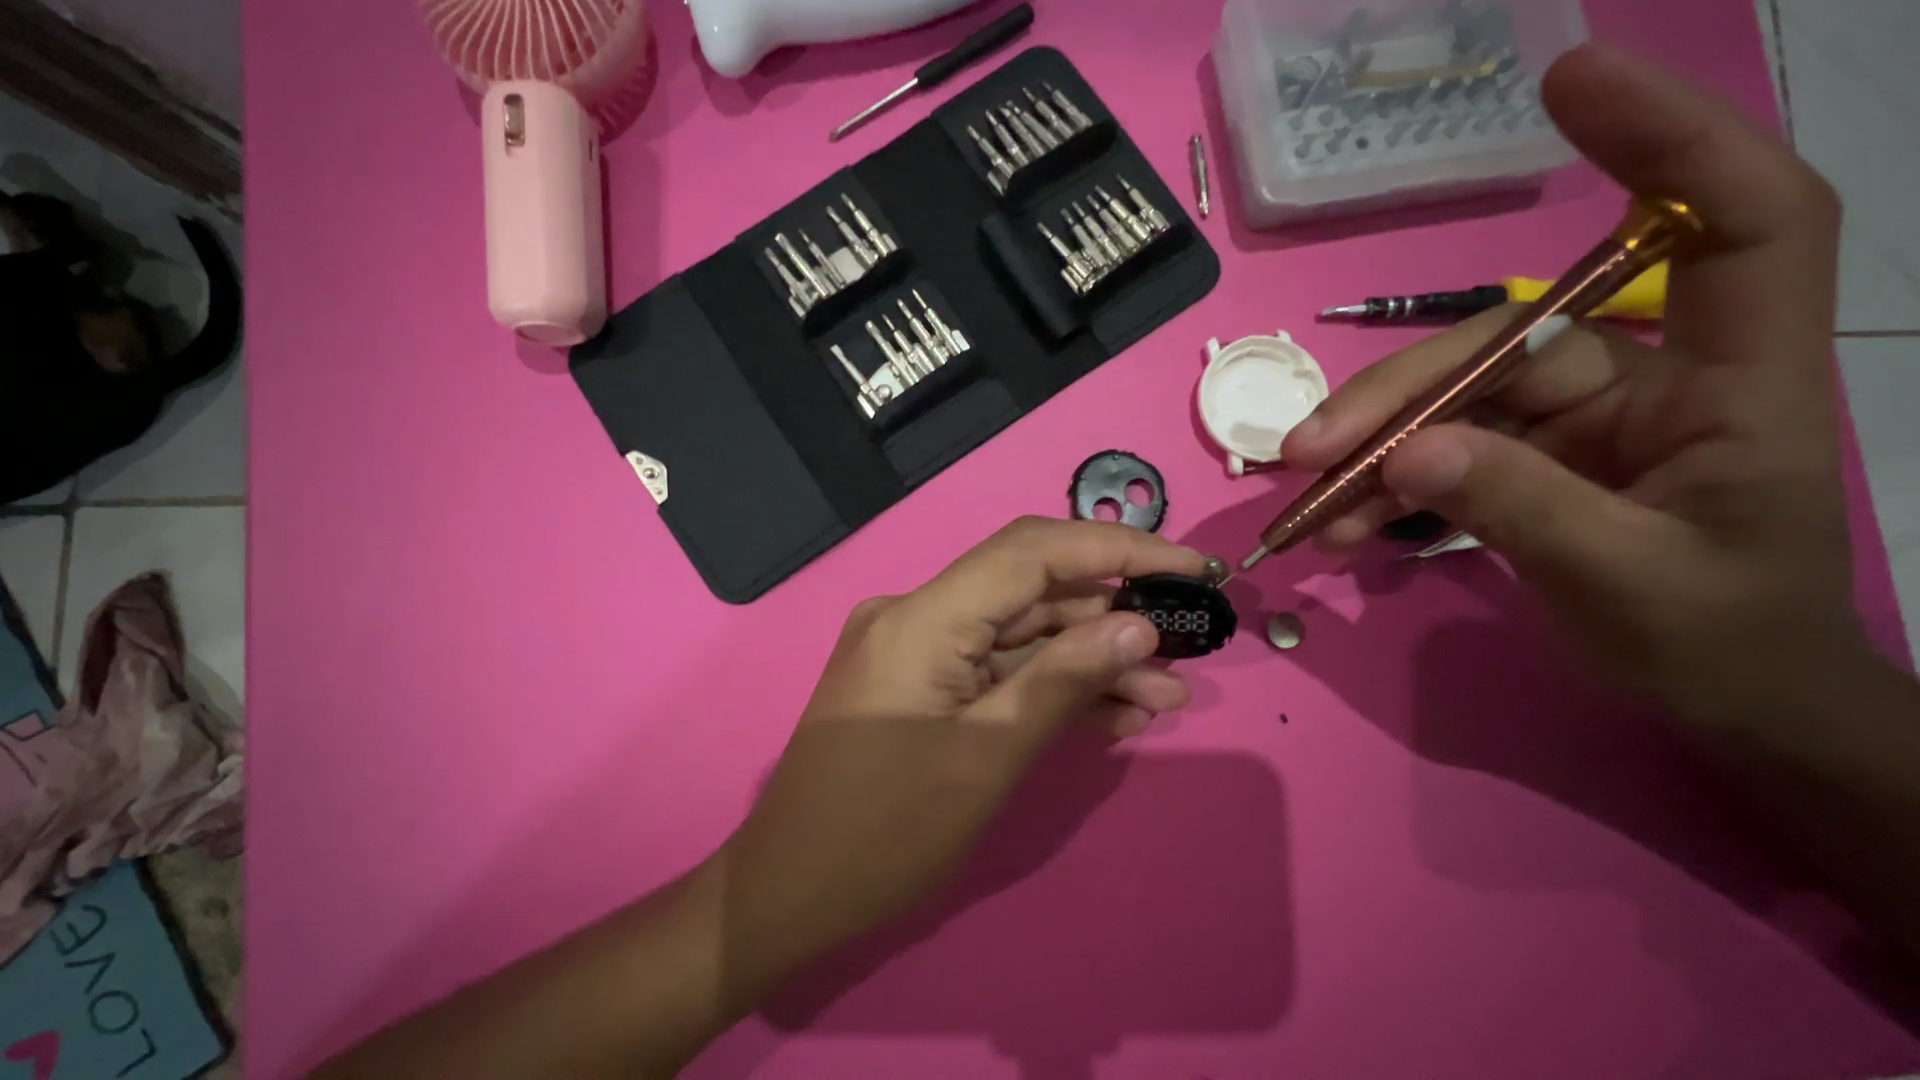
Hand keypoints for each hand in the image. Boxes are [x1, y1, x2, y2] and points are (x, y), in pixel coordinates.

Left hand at [720, 517, 1205, 969]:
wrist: (790, 892)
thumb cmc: (885, 832)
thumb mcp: (988, 756)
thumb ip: (1063, 680)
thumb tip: (1139, 629)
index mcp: (923, 617)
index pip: (1034, 552)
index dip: (1119, 549)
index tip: (1190, 566)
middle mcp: (917, 615)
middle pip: (1030, 593)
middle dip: (1112, 619)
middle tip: (1187, 652)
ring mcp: (916, 651)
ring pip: (1020, 637)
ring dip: (1088, 662)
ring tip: (1163, 701)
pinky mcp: (920, 686)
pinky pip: (994, 672)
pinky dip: (1048, 689)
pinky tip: (1112, 716)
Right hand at [1282, 44, 1861, 724]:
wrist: (1724, 699)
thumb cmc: (1719, 639)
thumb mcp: (1626, 582)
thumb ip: (1521, 509)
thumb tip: (1405, 454)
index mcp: (1732, 382)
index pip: (1738, 222)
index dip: (1670, 139)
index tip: (1568, 85)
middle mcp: (1650, 377)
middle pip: (1511, 340)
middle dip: (1402, 392)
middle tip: (1312, 450)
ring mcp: (1578, 417)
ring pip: (1453, 398)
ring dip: (1372, 447)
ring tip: (1311, 500)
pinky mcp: (1528, 456)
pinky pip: (1438, 450)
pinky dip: (1384, 485)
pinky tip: (1342, 523)